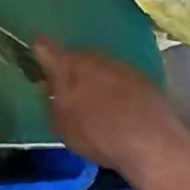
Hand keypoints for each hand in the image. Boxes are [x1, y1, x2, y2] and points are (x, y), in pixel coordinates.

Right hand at [34, 37, 189, 189]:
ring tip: (97, 105)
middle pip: (74, 57)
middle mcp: (91, 57)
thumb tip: (49, 88)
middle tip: (69, 93)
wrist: (152, 142)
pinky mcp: (141, 75)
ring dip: (94, 79)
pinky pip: (118, 77)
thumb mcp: (62, 125)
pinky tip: (120, 109)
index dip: (38, 51)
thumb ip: (51, 102)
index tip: (37, 60)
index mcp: (66, 66)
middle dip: (70, 70)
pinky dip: (115, 88)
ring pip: (98, 66)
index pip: (43, 47)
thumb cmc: (98, 135)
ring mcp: (118, 64)